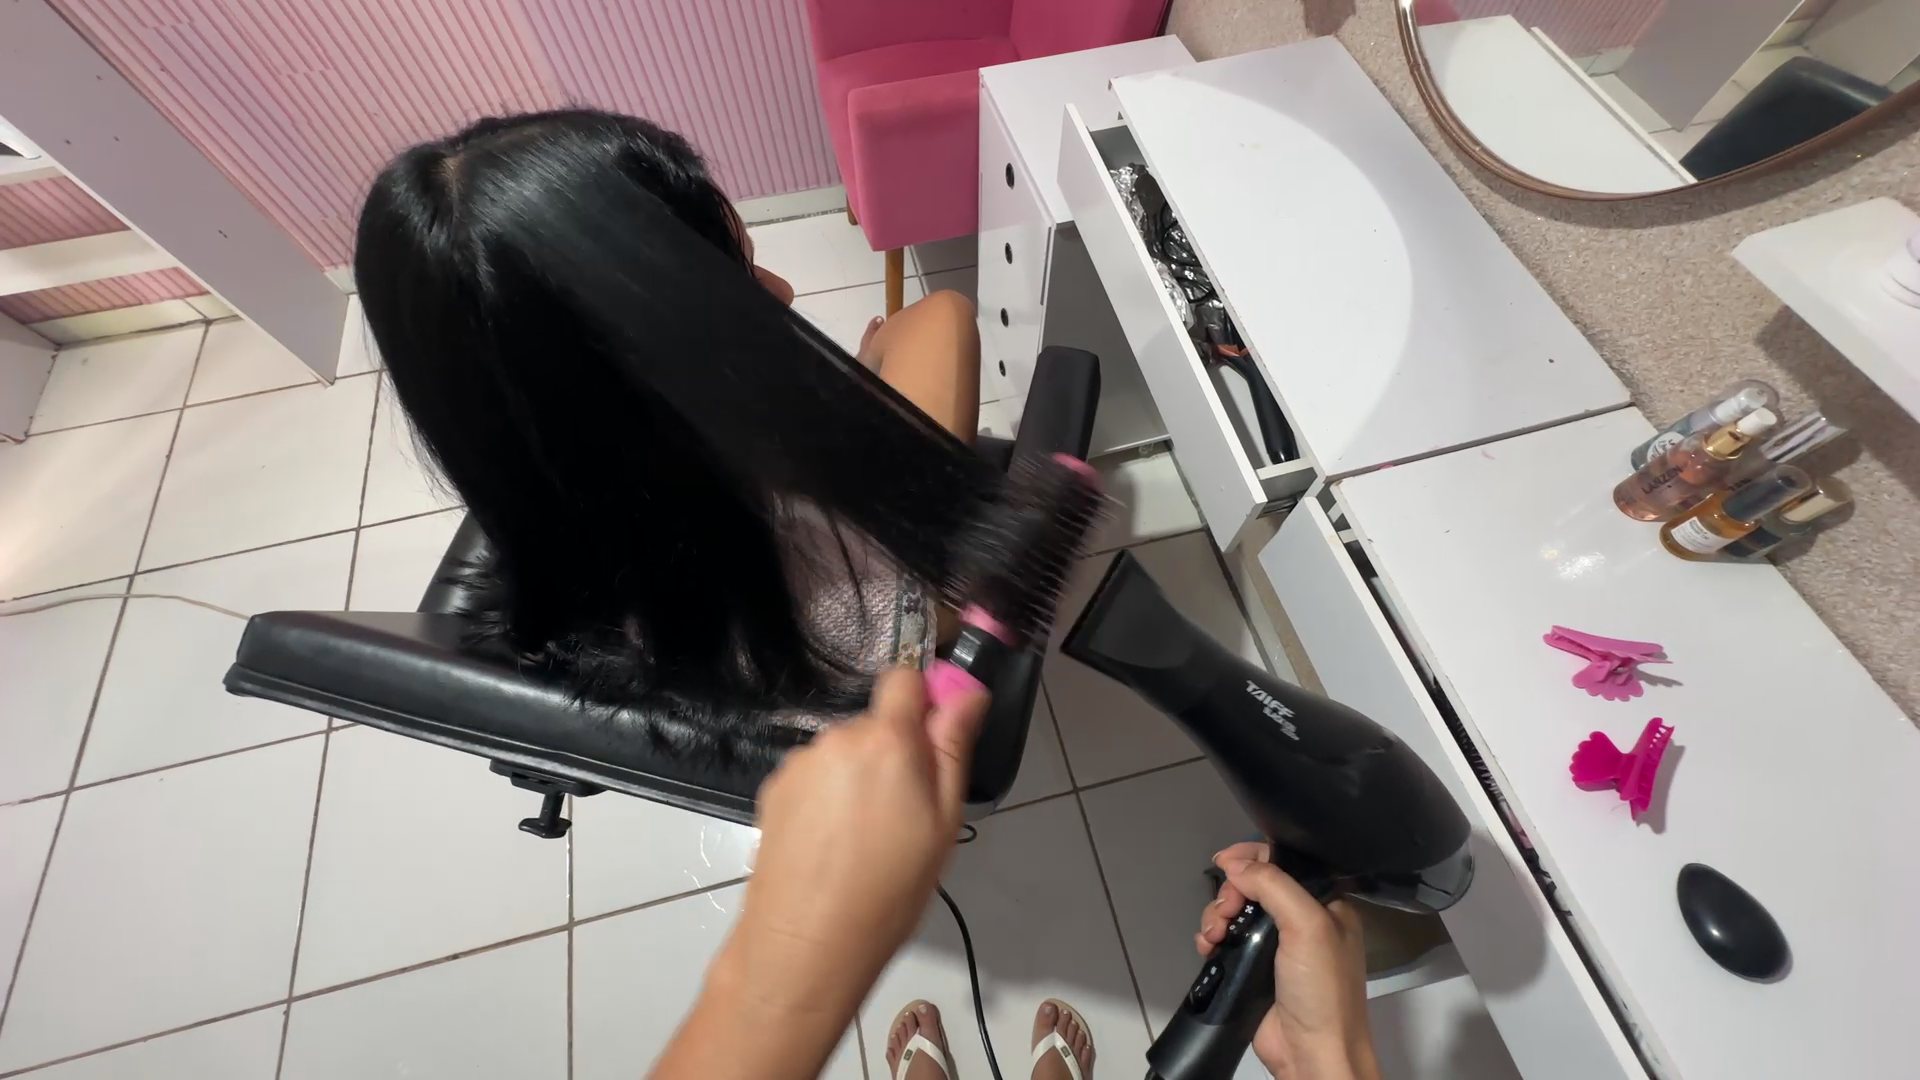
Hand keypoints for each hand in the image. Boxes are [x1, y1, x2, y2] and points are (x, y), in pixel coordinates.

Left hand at [718, 669, 987, 1021]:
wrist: (805, 946)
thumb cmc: (891, 887)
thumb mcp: (943, 821)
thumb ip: (953, 746)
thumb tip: (969, 692)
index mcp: (886, 739)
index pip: (904, 678)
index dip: (922, 699)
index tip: (932, 739)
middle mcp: (838, 737)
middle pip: (875, 723)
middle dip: (892, 750)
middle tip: (902, 809)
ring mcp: (800, 762)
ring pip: (844, 750)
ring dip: (857, 773)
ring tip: (861, 834)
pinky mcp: (773, 787)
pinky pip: (814, 774)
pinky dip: (825, 794)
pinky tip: (828, 841)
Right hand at [1196, 843, 1379, 1079]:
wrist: (1312, 1057)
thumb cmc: (1321, 989)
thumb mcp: (1307, 926)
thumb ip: (1272, 884)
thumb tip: (1233, 864)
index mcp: (1324, 904)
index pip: (1283, 861)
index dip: (1252, 856)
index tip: (1225, 862)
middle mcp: (1300, 919)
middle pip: (1252, 883)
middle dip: (1229, 891)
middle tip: (1225, 910)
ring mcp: (1275, 944)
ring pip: (1234, 908)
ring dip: (1216, 914)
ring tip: (1213, 935)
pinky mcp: (1253, 966)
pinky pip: (1225, 937)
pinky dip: (1211, 936)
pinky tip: (1208, 946)